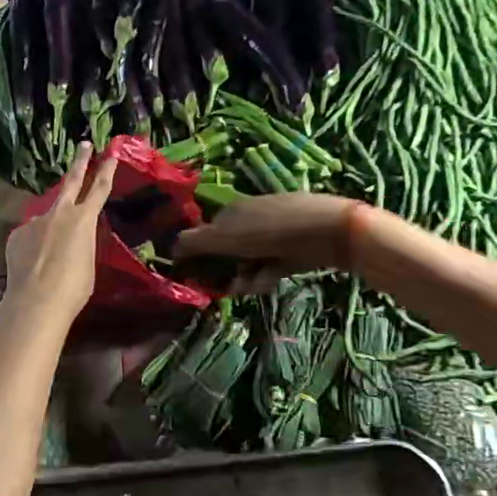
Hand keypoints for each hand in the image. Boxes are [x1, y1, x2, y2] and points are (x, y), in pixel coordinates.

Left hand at [3, 143, 116, 324]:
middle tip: (84, 144)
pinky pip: (31, 236)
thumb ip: (81, 242)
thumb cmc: (74, 288)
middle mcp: (59, 213)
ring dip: (54, 225)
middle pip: (72, 181)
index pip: (100, 189)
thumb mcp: (88, 261)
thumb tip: (69, 237)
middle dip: (81, 161)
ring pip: (48, 216)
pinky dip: (36, 246)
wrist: (37, 301)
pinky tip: (37, 265)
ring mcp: (35, 222)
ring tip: (56, 249)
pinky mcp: (17, 235)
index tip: (111, 153)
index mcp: (84, 220)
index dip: (107, 170)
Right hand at [174, 193, 363, 292]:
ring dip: (245, 279)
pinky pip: (267, 269)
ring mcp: (271, 237)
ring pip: (246, 264)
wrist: (328, 231)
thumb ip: (193, 242)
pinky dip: (264, 277)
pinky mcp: (289, 253)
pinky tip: (269, 281)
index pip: (204, 234)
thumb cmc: (270, 230)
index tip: (197, 276)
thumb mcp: (225, 236)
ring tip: (253, 284)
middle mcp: (249, 221)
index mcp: (231, 211)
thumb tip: (168, 249)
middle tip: (228, 285)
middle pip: (225, 253)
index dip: (199, 256)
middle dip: (224, 272)